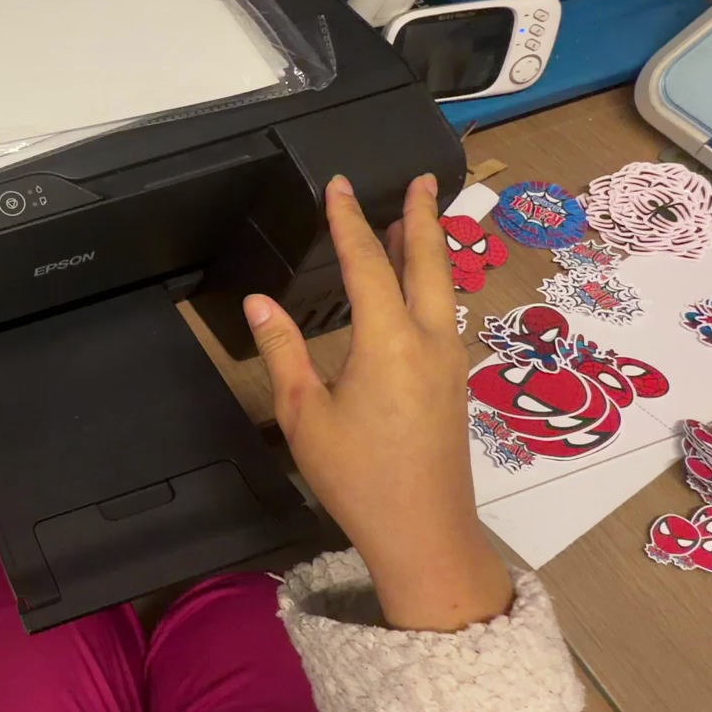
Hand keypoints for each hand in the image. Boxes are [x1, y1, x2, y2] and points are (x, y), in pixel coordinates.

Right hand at [243, 174, 512, 631]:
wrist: (423, 531)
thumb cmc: (354, 472)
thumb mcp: (303, 410)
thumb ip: (282, 349)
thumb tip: (259, 300)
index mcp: (387, 343)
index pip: (366, 265)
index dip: (349, 221)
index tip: (340, 186)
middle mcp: (429, 342)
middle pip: (427, 265)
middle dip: (421, 218)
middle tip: (420, 180)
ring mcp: (449, 363)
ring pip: (441, 289)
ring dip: (428, 250)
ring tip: (416, 221)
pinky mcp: (452, 383)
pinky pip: (442, 315)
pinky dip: (428, 285)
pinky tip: (415, 290)